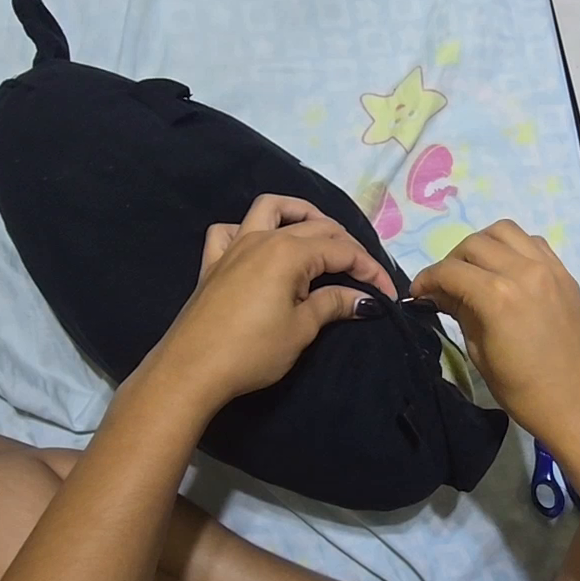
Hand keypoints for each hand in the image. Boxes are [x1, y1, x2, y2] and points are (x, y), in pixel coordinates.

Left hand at [141, 195, 395, 401]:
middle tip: (366, 275)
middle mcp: (263, 238)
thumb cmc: (253, 350)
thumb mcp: (302, 328)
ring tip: (320, 232)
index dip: (370, 270)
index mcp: (289, 252)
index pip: (342, 252)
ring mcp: (234, 246)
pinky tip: (259, 245)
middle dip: (347, 247)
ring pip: (271, 209)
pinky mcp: (213, 263)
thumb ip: (333, 304)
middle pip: (316, 227)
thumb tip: (364, 299)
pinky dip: (249, 229)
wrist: (191, 371)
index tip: (388, 295)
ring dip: (300, 213)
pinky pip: (230, 230)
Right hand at [408, 220, 579, 441]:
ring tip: (477, 271)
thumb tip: (440, 293)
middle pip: (475, 243)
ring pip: (505, 231)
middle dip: (452, 261)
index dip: (427, 279)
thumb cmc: (523, 391)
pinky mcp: (566, 275)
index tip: (418, 293)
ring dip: (483, 245)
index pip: (450, 271)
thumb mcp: (480, 353)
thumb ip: (460, 312)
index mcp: (498, 296)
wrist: (579, 404)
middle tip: (447, 286)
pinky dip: (514, 248)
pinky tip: (508, 271)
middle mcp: (524, 271)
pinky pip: (534, 243)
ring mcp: (549, 269)